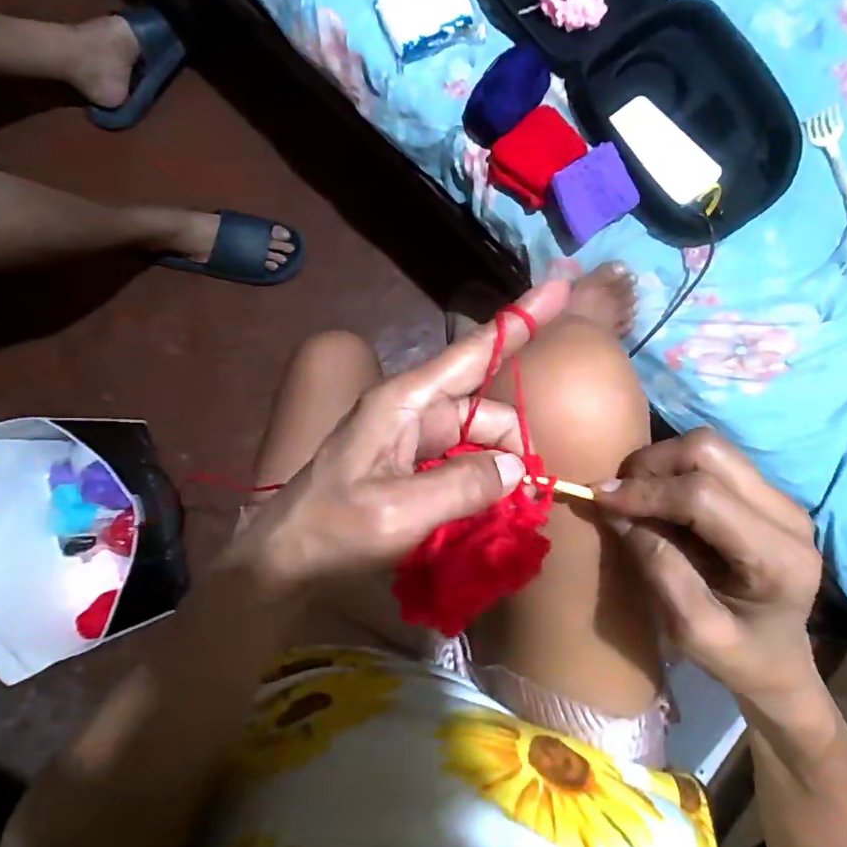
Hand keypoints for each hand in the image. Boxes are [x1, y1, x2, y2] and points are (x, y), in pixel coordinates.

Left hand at [229, 280, 573, 587]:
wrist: (284, 560)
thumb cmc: (333, 530)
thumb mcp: (400, 512)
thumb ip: (464, 485)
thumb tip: (516, 468)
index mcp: (403, 402)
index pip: (472, 352)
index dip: (520, 319)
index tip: (561, 285)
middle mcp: (409, 409)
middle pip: (482, 408)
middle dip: (513, 441)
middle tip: (533, 491)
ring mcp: (407, 438)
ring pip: (474, 437)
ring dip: (498, 467)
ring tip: (513, 509)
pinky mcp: (407, 464)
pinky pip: (458, 460)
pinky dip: (479, 479)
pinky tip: (491, 509)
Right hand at [596, 430, 823, 708]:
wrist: (779, 662)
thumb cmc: (737, 658)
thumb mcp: (692, 630)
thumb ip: (659, 569)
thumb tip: (617, 512)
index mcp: (779, 558)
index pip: (703, 496)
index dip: (646, 492)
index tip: (600, 499)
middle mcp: (788, 515)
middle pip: (709, 452)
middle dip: (652, 465)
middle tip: (618, 496)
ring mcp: (780, 499)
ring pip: (710, 446)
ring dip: (662, 463)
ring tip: (635, 496)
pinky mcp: (765, 492)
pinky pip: (713, 459)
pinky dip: (675, 469)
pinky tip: (659, 498)